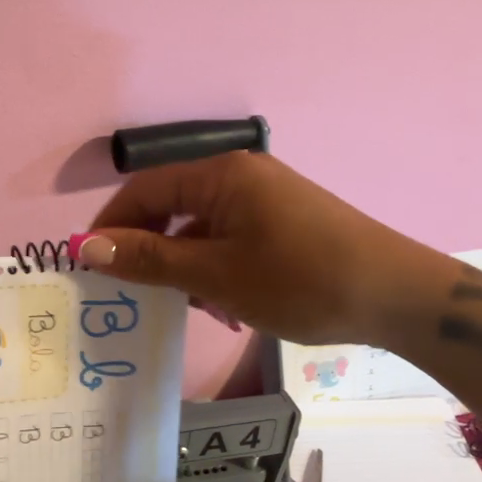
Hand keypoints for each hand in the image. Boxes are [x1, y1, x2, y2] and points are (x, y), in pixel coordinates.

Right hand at [79, 153, 449, 345]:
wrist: (397, 296)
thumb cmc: (300, 281)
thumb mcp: (215, 275)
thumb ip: (148, 259)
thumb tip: (84, 246)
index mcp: (220, 175)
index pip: (143, 190)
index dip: (110, 226)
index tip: (87, 267)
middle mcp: (240, 175)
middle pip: (171, 205)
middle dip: (147, 248)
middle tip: (130, 292)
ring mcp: (265, 197)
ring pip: (200, 226)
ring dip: (182, 263)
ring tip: (183, 306)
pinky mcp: (283, 220)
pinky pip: (229, 236)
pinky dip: (214, 266)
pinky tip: (222, 304)